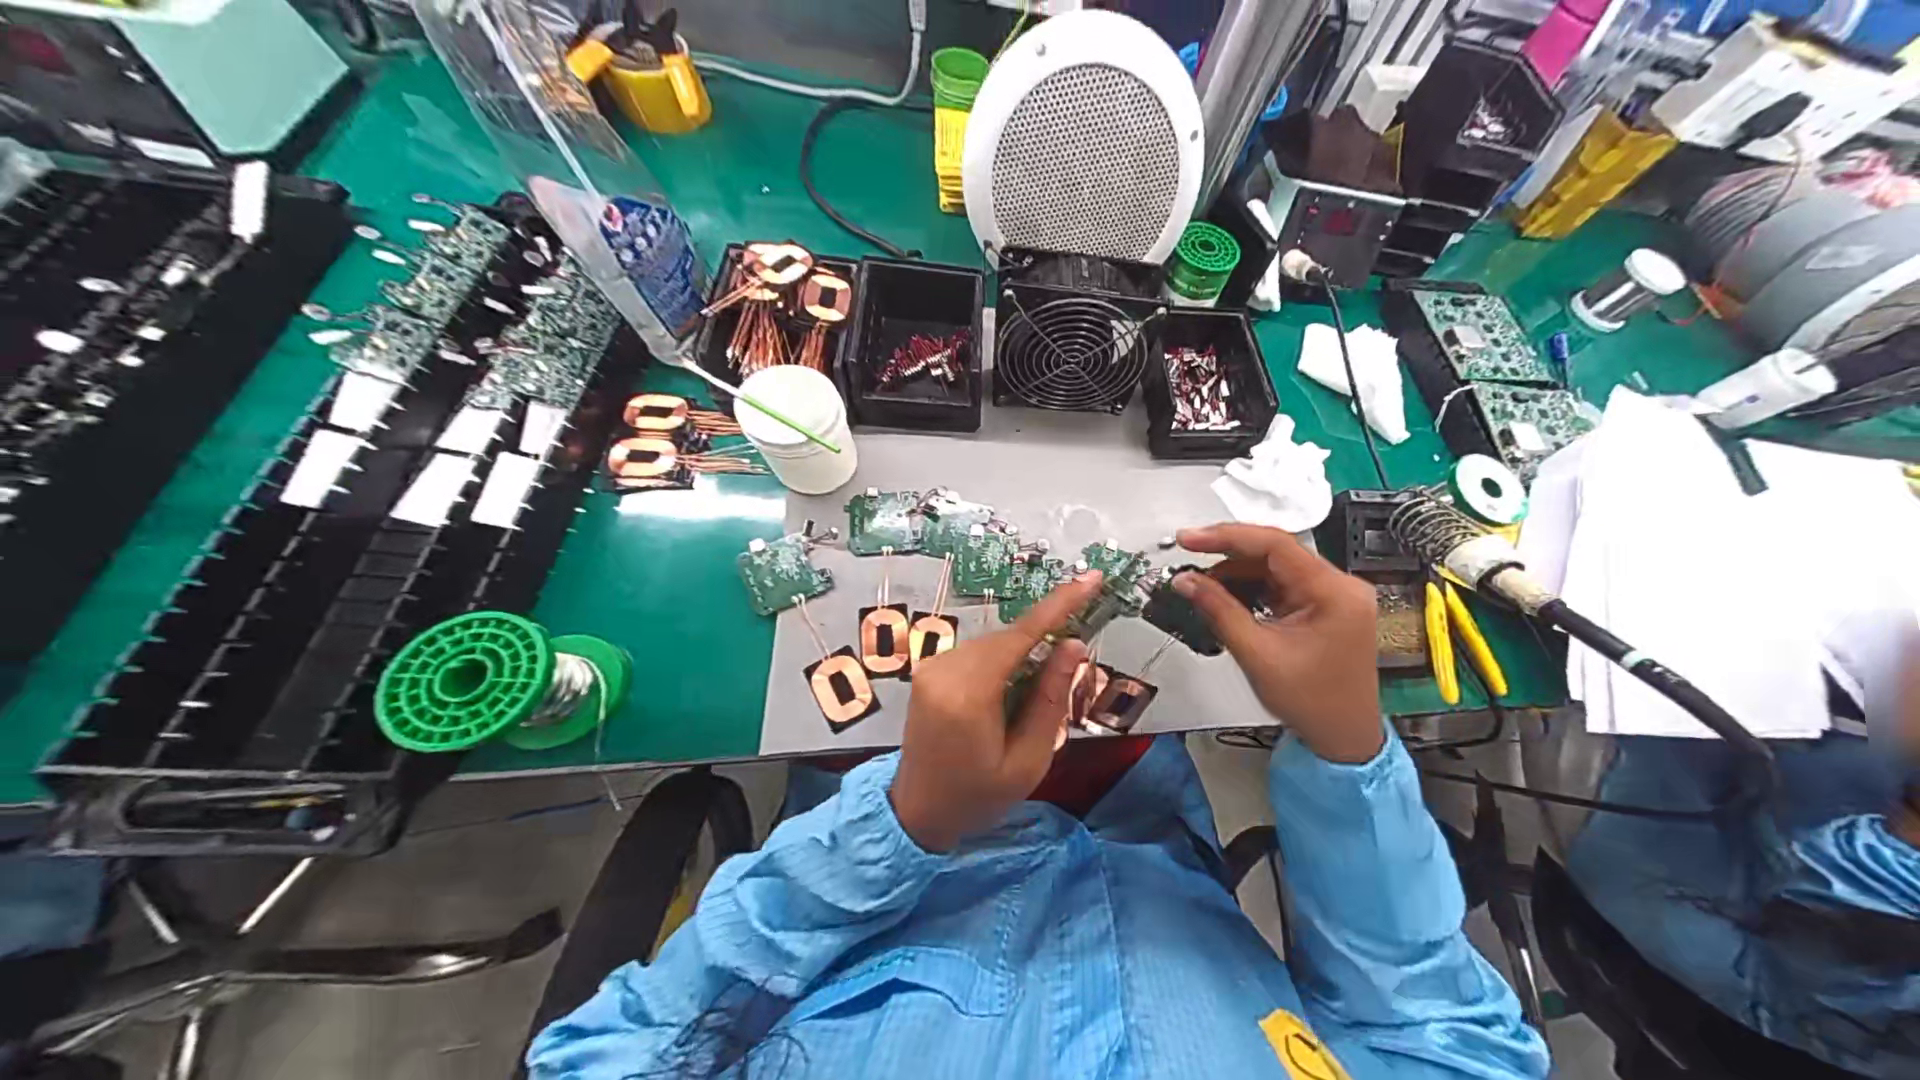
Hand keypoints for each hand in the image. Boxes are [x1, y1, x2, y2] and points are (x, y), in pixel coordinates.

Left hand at [890, 571, 1103, 851]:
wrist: (917, 813)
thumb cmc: (978, 797)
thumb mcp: (1028, 761)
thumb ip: (1051, 699)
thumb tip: (1073, 645)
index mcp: (969, 694)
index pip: (1022, 636)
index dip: (1060, 605)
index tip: (1091, 578)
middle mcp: (944, 670)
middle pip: (1007, 638)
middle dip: (1042, 643)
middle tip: (1070, 668)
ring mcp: (931, 668)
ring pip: (992, 644)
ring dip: (1020, 657)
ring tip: (1029, 702)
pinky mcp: (927, 671)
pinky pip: (975, 654)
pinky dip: (1000, 663)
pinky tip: (1006, 696)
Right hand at [1173, 523, 1382, 763]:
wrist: (1343, 736)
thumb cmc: (1312, 703)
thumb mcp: (1256, 654)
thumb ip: (1218, 610)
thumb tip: (1185, 580)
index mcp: (1334, 593)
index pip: (1275, 545)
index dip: (1227, 536)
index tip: (1189, 539)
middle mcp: (1340, 586)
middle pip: (1274, 552)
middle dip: (1227, 555)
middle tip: (1188, 561)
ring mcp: (1334, 595)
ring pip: (1274, 567)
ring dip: (1236, 573)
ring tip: (1203, 587)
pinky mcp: (1323, 606)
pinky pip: (1280, 583)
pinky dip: (1250, 587)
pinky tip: (1226, 597)